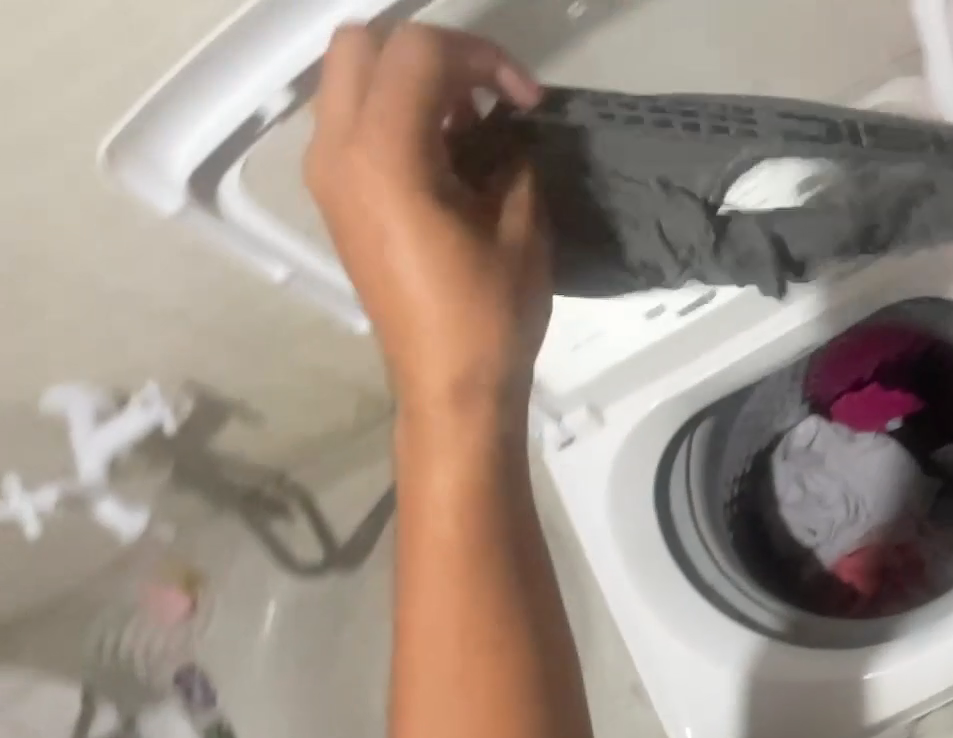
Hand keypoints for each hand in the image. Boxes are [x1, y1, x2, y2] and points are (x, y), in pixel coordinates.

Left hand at [304, 24, 549, 420]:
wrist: (449, 382)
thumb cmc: (492, 316)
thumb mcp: (524, 234)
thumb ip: (513, 166)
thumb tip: (509, 136)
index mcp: (386, 156)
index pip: (419, 54)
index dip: (484, 59)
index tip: (529, 101)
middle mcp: (338, 149)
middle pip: (365, 46)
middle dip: (437, 58)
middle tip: (491, 100)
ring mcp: (329, 174)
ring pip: (352, 81)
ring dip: (414, 86)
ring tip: (474, 132)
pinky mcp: (338, 198)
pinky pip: (354, 124)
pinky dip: (399, 118)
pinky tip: (451, 161)